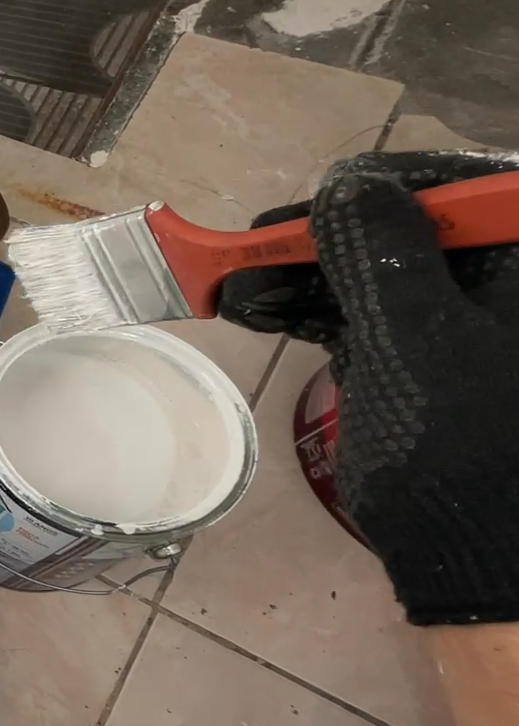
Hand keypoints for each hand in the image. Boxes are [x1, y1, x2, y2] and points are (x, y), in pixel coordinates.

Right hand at [220, 151, 518, 624]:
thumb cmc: (466, 439)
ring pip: (376, 270)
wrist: (476, 543)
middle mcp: (507, 283)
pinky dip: (306, 307)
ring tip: (233, 285)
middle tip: (252, 248)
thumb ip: (382, 256)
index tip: (309, 200)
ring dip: (300, 274)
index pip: (471, 190)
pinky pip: (361, 310)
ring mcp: (464, 320)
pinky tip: (252, 307)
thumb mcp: (416, 339)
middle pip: (411, 228)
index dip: (384, 187)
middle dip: (325, 236)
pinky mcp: (421, 353)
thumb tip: (345, 182)